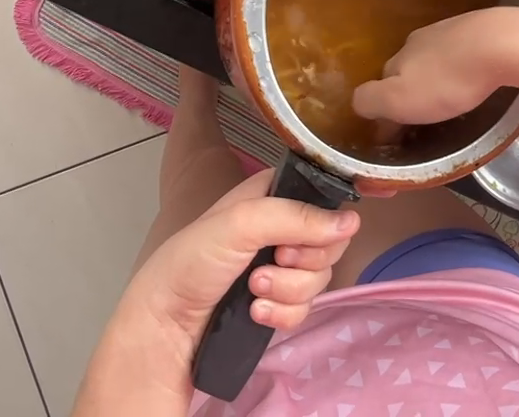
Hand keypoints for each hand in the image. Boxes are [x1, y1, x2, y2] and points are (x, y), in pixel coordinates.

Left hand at [128, 169, 359, 344]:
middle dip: (303, 261)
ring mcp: (280, 266)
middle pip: (328, 241)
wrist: (166, 324)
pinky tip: (257, 312)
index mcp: (271, 194)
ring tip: (254, 290)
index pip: (321, 197)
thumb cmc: (194, 259)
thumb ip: (297, 217)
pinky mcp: (278, 301)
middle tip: (273, 262)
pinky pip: (305, 308)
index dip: (319, 220)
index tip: (296, 237)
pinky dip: (284, 313)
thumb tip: (352, 222)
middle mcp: (280, 227)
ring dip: (288, 289)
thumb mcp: (241, 224)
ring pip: (319, 277)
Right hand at [353, 6, 518, 124]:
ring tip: (452, 98)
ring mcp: (447, 31)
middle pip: (406, 70)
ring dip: (436, 78)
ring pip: (433, 59)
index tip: (398, 132)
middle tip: (426, 116)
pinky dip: (460, 66)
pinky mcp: (475, 28)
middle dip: (411, 91)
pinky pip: (460, 52)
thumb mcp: (399, 100)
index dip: (386, 111)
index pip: (381, 86)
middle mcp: (416, 41)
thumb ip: (370, 100)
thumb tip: (358, 102)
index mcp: (397, 59)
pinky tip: (474, 77)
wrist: (500, 43)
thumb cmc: (448, 80)